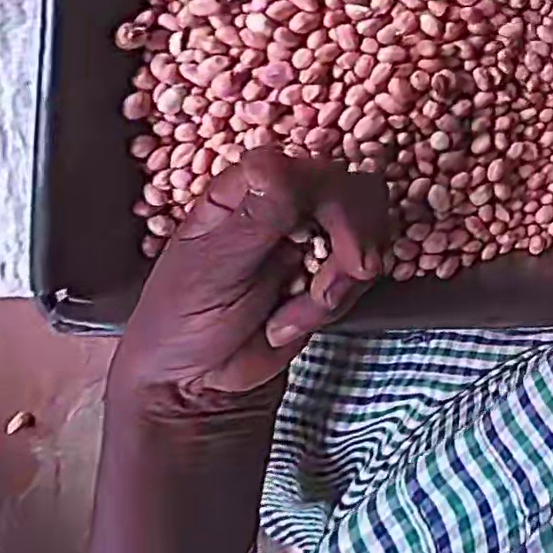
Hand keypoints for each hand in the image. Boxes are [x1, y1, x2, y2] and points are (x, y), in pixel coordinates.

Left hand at [107, 148, 391, 425]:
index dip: (331, 199)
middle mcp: (288, 197)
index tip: (338, 247)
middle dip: (352, 240)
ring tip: (302, 312)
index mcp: (248, 187)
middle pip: (351, 188)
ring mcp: (316, 227)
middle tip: (330, 291)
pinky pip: (368, 263)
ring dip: (346, 276)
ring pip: (371, 223)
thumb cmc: (182, 324)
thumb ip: (253, 220)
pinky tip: (298, 319)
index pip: (306, 167)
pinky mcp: (335, 260)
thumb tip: (279, 165)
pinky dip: (343, 297)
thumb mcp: (210, 272)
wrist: (199, 387)